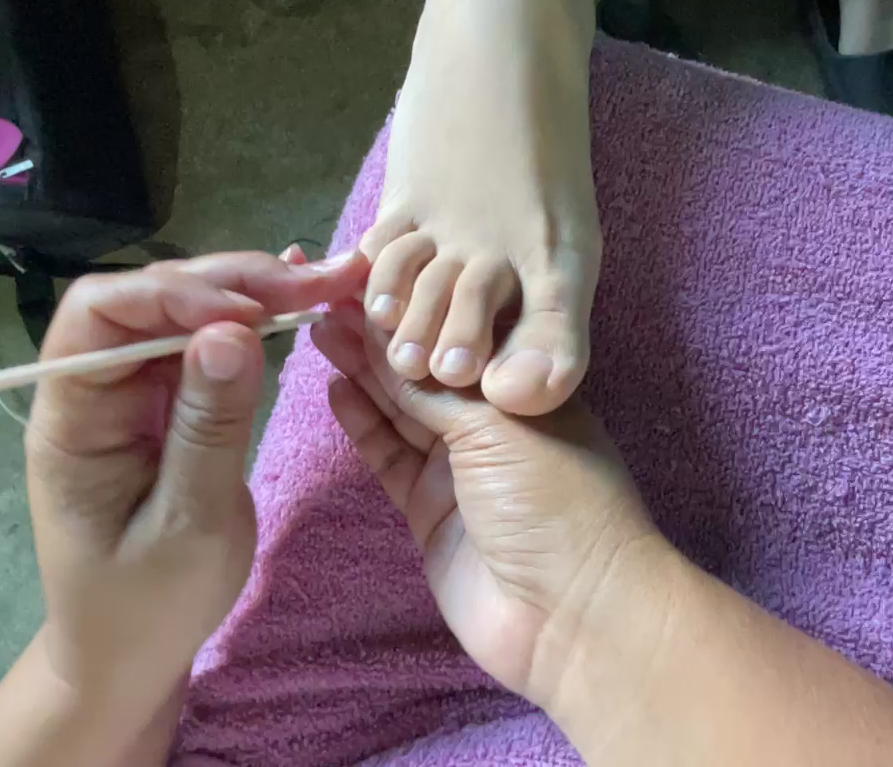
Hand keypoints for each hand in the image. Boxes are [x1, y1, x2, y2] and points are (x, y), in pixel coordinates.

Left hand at [25, 249, 368, 706]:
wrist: (133, 647)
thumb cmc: (146, 603)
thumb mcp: (188, 524)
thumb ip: (208, 426)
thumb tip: (232, 332)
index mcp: (74, 417)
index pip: (101, 314)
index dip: (175, 294)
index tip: (253, 312)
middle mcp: (101, 386)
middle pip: (156, 297)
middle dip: (237, 281)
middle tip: (319, 281)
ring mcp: (138, 388)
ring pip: (192, 308)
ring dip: (258, 288)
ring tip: (326, 281)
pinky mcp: (175, 396)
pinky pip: (213, 336)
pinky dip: (259, 310)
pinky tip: (296, 290)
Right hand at [311, 302, 658, 703]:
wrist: (569, 612)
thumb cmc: (555, 499)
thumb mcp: (499, 429)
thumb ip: (439, 392)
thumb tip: (394, 344)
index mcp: (521, 388)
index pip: (460, 335)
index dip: (418, 309)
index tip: (373, 280)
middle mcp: (490, 421)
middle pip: (425, 370)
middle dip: (381, 337)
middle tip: (331, 299)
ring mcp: (458, 466)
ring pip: (401, 410)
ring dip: (364, 374)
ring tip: (323, 332)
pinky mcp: (428, 508)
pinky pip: (390, 458)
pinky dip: (364, 425)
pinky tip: (336, 389)